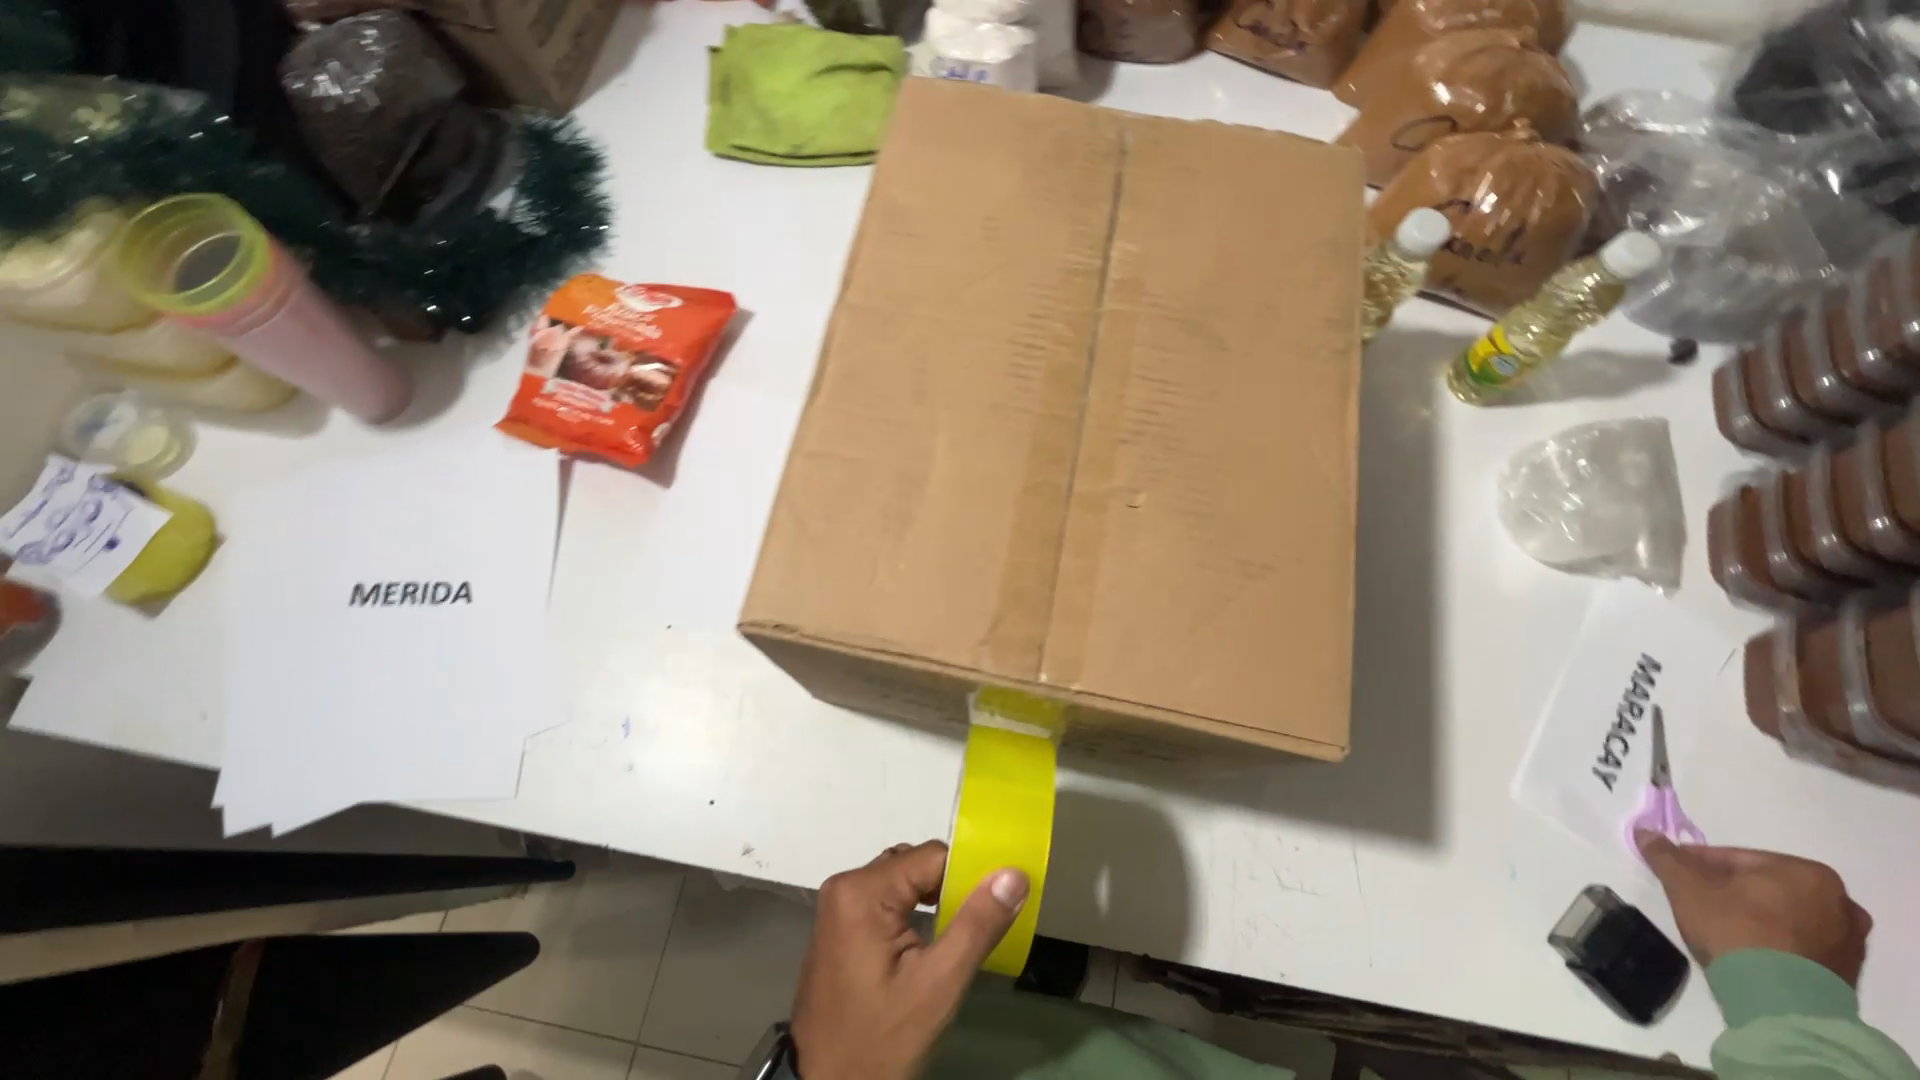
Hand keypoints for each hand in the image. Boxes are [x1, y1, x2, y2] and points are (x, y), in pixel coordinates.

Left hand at [790, 840, 1028, 1079]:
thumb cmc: (882, 1040)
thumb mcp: (938, 986)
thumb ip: (978, 924)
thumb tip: (1014, 874)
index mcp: (862, 891)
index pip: (932, 857)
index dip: (969, 876)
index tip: (996, 906)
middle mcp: (845, 886)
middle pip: (915, 864)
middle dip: (950, 888)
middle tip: (977, 926)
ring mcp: (838, 907)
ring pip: (903, 881)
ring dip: (933, 900)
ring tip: (958, 936)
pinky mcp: (839, 927)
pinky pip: (886, 900)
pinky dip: (913, 912)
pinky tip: (930, 944)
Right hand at [1637, 831, 1871, 984]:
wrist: (1781, 1001)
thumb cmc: (1734, 930)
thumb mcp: (1686, 887)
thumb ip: (1666, 856)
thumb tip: (1644, 832)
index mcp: (1805, 871)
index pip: (1735, 859)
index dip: (1698, 865)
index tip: (1676, 876)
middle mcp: (1839, 898)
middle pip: (1764, 885)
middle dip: (1730, 889)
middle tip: (1697, 901)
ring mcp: (1850, 936)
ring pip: (1785, 912)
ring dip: (1756, 913)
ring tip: (1723, 926)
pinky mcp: (1850, 967)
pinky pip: (1803, 939)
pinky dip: (1778, 937)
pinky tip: (1751, 947)